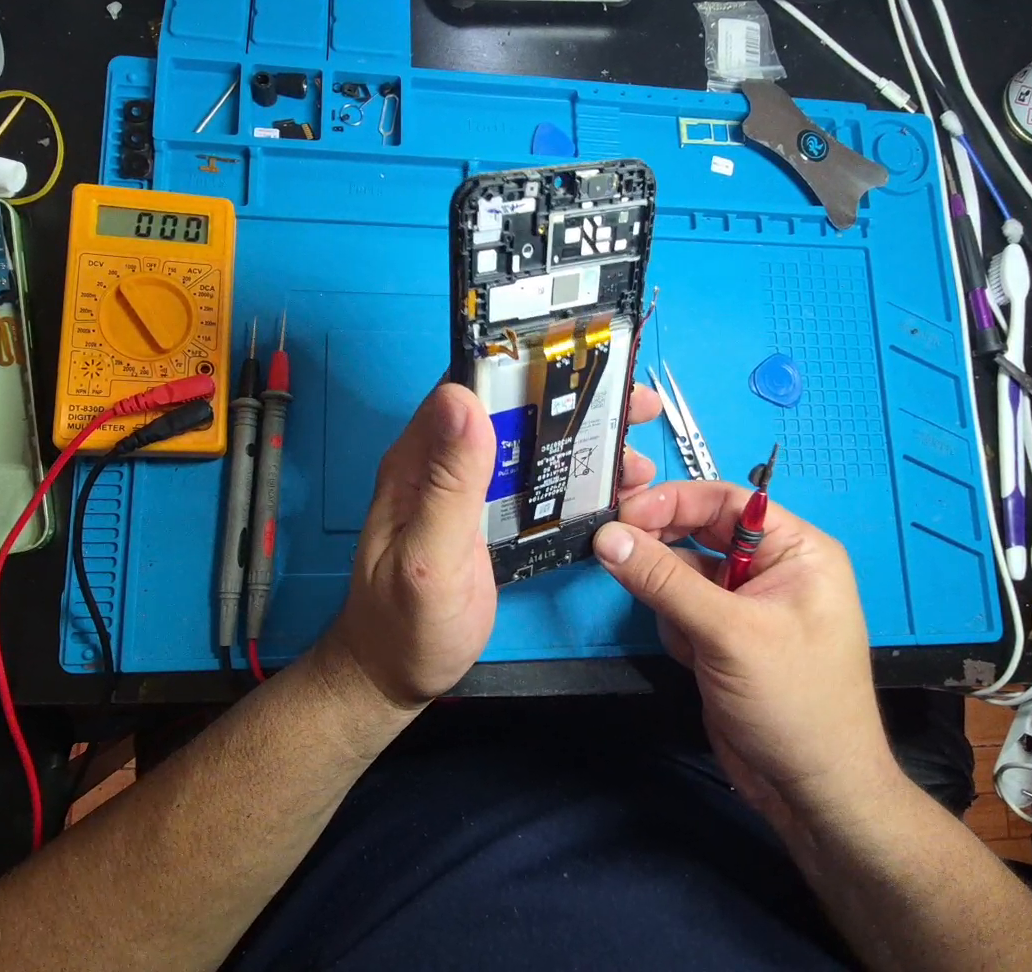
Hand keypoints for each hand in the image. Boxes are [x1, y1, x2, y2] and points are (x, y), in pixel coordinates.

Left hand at [320, 381, 660, 709]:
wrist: (396, 675)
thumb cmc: (405, 626)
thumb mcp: (428, 557)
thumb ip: (448, 484)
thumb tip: (463, 398)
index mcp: (420, 460)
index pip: (468, 386)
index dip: (522, 363)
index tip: (582, 356)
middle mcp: (444, 464)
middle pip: (512, 411)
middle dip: (573, 402)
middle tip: (634, 404)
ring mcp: (469, 492)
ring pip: (530, 447)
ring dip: (583, 444)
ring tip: (635, 457)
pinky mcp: (488, 520)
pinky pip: (535, 485)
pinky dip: (574, 480)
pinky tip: (612, 491)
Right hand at [592, 485, 900, 825]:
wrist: (810, 791)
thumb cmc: (792, 700)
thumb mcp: (728, 633)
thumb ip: (663, 580)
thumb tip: (607, 537)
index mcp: (796, 549)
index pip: (726, 501)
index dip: (673, 502)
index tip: (622, 515)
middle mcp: (771, 567)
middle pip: (699, 533)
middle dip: (664, 551)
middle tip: (616, 553)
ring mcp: (745, 603)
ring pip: (681, 573)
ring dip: (669, 600)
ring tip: (686, 637)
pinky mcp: (722, 636)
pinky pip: (679, 609)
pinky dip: (674, 628)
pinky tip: (692, 659)